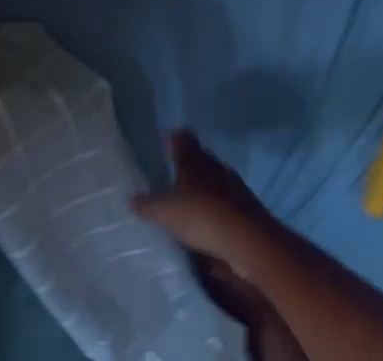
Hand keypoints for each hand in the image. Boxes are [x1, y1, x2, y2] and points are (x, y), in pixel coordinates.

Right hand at [131, 129, 277, 271]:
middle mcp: (215, 168)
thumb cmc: (200, 215)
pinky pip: (229, 204)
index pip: (183, 138)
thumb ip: (147, 205)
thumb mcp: (164, 212)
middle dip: (190, 165)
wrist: (250, 242)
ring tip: (191, 201)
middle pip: (202, 158)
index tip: (165, 142)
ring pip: (217, 181)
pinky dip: (219, 210)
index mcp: (193, 160)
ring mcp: (236, 188)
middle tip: (174, 174)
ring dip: (206, 188)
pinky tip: (210, 223)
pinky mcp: (250, 211)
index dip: (174, 139)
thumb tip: (132, 200)